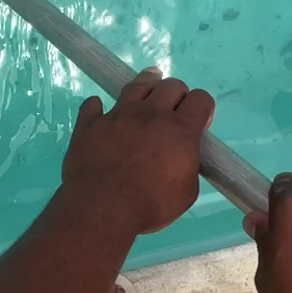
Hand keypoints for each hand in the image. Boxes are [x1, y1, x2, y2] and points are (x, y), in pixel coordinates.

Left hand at [61, 67, 213, 234]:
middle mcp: (149, 114)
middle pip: (170, 85)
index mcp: (179, 129)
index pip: (200, 99)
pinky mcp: (88, 125)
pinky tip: (99, 112)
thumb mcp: (186, 192)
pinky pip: (92, 106)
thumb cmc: (150, 206)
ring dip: (145, 84)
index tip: (198, 121)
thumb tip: (180, 159)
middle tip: (173, 109)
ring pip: (135, 86)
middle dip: (177, 94)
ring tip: (148, 85)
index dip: (202, 108)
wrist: (102, 208)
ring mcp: (117, 116)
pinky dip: (98, 108)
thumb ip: (187, 167)